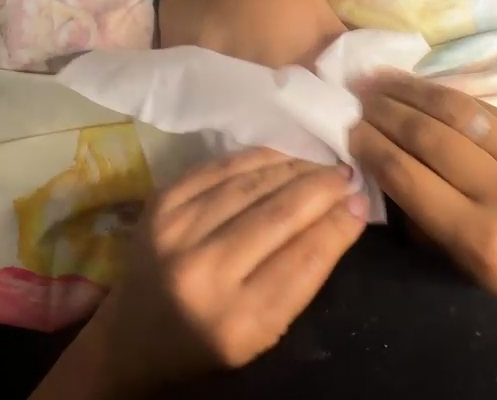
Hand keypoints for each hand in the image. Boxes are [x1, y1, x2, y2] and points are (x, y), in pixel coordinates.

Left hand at [87, 148, 367, 387]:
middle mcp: (204, 273)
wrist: (134, 333)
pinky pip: (219, 168)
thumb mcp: (262, 330)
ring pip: (250, 185)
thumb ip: (299, 277)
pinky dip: (256, 158)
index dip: (338, 225)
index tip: (362, 201)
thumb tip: (345, 212)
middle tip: (348, 174)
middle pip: (279, 215)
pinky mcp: (161, 202)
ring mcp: (177, 231)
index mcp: (237, 321)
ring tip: (319, 163)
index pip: (303, 261)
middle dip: (321, 188)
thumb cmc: (208, 340)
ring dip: (294, 167)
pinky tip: (280, 155)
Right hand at [349, 71, 496, 324]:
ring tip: (378, 79)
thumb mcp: (456, 258)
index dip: (369, 144)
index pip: (407, 176)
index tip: (344, 127)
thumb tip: (373, 155)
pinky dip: (442, 92)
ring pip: (455, 111)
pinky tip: (417, 85)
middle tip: (355, 98)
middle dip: (383, 112)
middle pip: (427, 137)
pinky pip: (481, 106)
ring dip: (409, 90)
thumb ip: (415, 207)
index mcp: (478, 237)